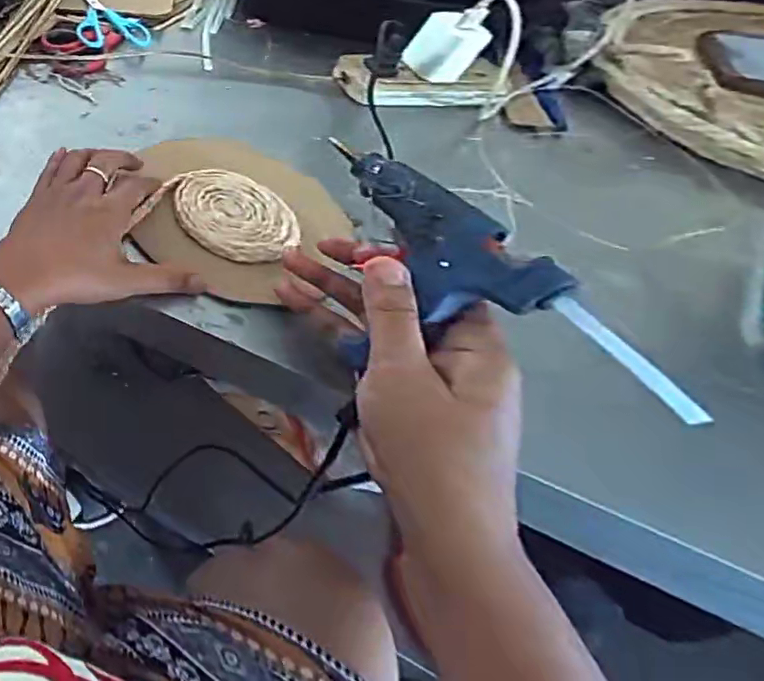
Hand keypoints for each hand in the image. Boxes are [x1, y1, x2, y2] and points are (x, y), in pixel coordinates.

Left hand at [0, 147, 204, 313]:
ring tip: (103, 157)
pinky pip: (50, 169)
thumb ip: (164, 279)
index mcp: (109, 211)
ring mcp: (58, 191)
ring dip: (93, 153)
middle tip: (135, 163)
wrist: (22, 273)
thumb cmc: (73, 277)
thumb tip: (204, 281)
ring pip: (77, 160)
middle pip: (106, 162)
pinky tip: (63, 153)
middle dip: (124, 158)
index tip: (158, 184)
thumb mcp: (124, 282)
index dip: (150, 182)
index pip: (136, 185)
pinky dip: (59, 158)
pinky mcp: (37, 196)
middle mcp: (85, 193)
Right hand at [278, 241, 522, 560]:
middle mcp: (451, 353)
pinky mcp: (393, 389)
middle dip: (353, 273)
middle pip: (400, 300)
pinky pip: (362, 346)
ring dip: (332, 296)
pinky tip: (296, 305)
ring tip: (288, 269)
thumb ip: (392, 314)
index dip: (403, 260)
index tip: (358, 244)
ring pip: (373, 321)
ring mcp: (419, 372)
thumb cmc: (429, 444)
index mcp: (476, 347)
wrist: (437, 520)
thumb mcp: (403, 372)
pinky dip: (331, 325)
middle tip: (312, 249)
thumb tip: (388, 261)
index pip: (444, 286)